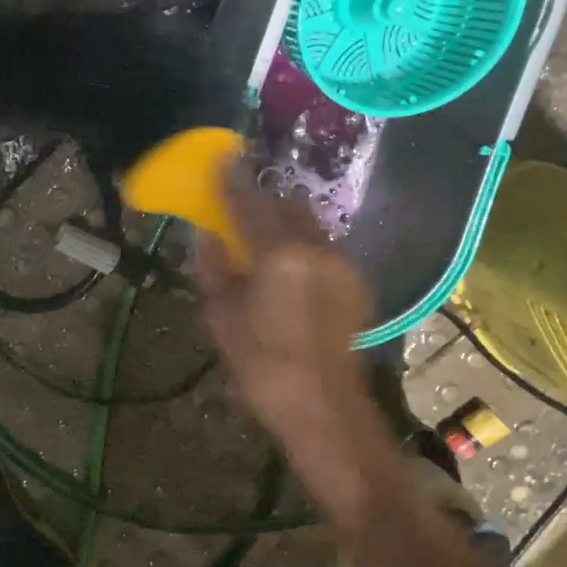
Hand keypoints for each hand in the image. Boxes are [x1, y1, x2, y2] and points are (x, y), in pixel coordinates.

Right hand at [195, 155, 393, 539]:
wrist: (323, 408)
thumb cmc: (260, 366)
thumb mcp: (220, 316)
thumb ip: (214, 266)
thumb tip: (210, 236)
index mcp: (278, 255)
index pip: (250, 201)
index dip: (233, 178)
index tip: (222, 158)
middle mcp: (316, 248)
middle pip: (288, 203)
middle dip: (264, 198)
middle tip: (240, 205)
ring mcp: (342, 263)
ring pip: (310, 223)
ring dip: (285, 222)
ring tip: (263, 240)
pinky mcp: (356, 281)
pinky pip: (323, 247)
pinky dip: (302, 245)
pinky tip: (288, 270)